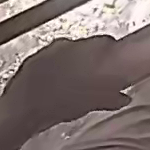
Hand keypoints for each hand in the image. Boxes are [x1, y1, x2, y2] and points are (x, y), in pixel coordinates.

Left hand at [0, 36, 133, 128]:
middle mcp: (70, 45)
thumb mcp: (94, 103)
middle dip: (96, 58)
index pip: (108, 42)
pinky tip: (60, 83)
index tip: (119, 63)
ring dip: (77, 62)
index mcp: (87, 50)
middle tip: (101, 75)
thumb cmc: (63, 102)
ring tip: (79, 81)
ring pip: (71, 51)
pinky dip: (59, 67)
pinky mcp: (36, 58)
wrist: (25, 107)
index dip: (115, 53)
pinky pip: (54, 58)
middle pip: (90, 46)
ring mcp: (51, 50)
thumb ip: (112, 98)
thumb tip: (123, 99)